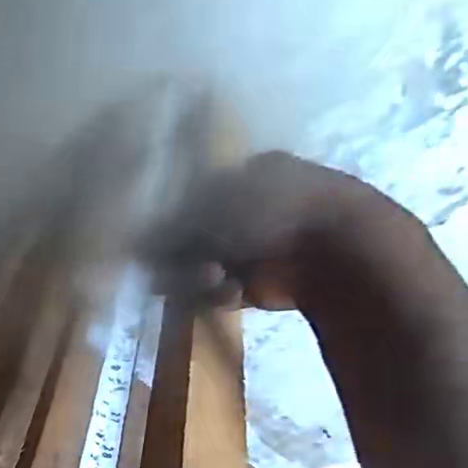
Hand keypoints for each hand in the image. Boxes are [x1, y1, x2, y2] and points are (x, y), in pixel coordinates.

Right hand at [142, 152, 415, 311]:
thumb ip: (166, 229)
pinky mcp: (264, 280)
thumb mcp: (210, 211)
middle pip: (195, 237)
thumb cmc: (270, 213)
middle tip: (173, 269)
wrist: (337, 250)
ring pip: (205, 266)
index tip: (151, 244)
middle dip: (181, 256)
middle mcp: (254, 205)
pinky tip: (228, 292)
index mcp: (248, 173)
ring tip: (210, 280)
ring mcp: (260, 244)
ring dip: (197, 277)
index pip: (191, 198)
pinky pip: (224, 289)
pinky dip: (220, 294)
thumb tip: (130, 244)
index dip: (167, 223)